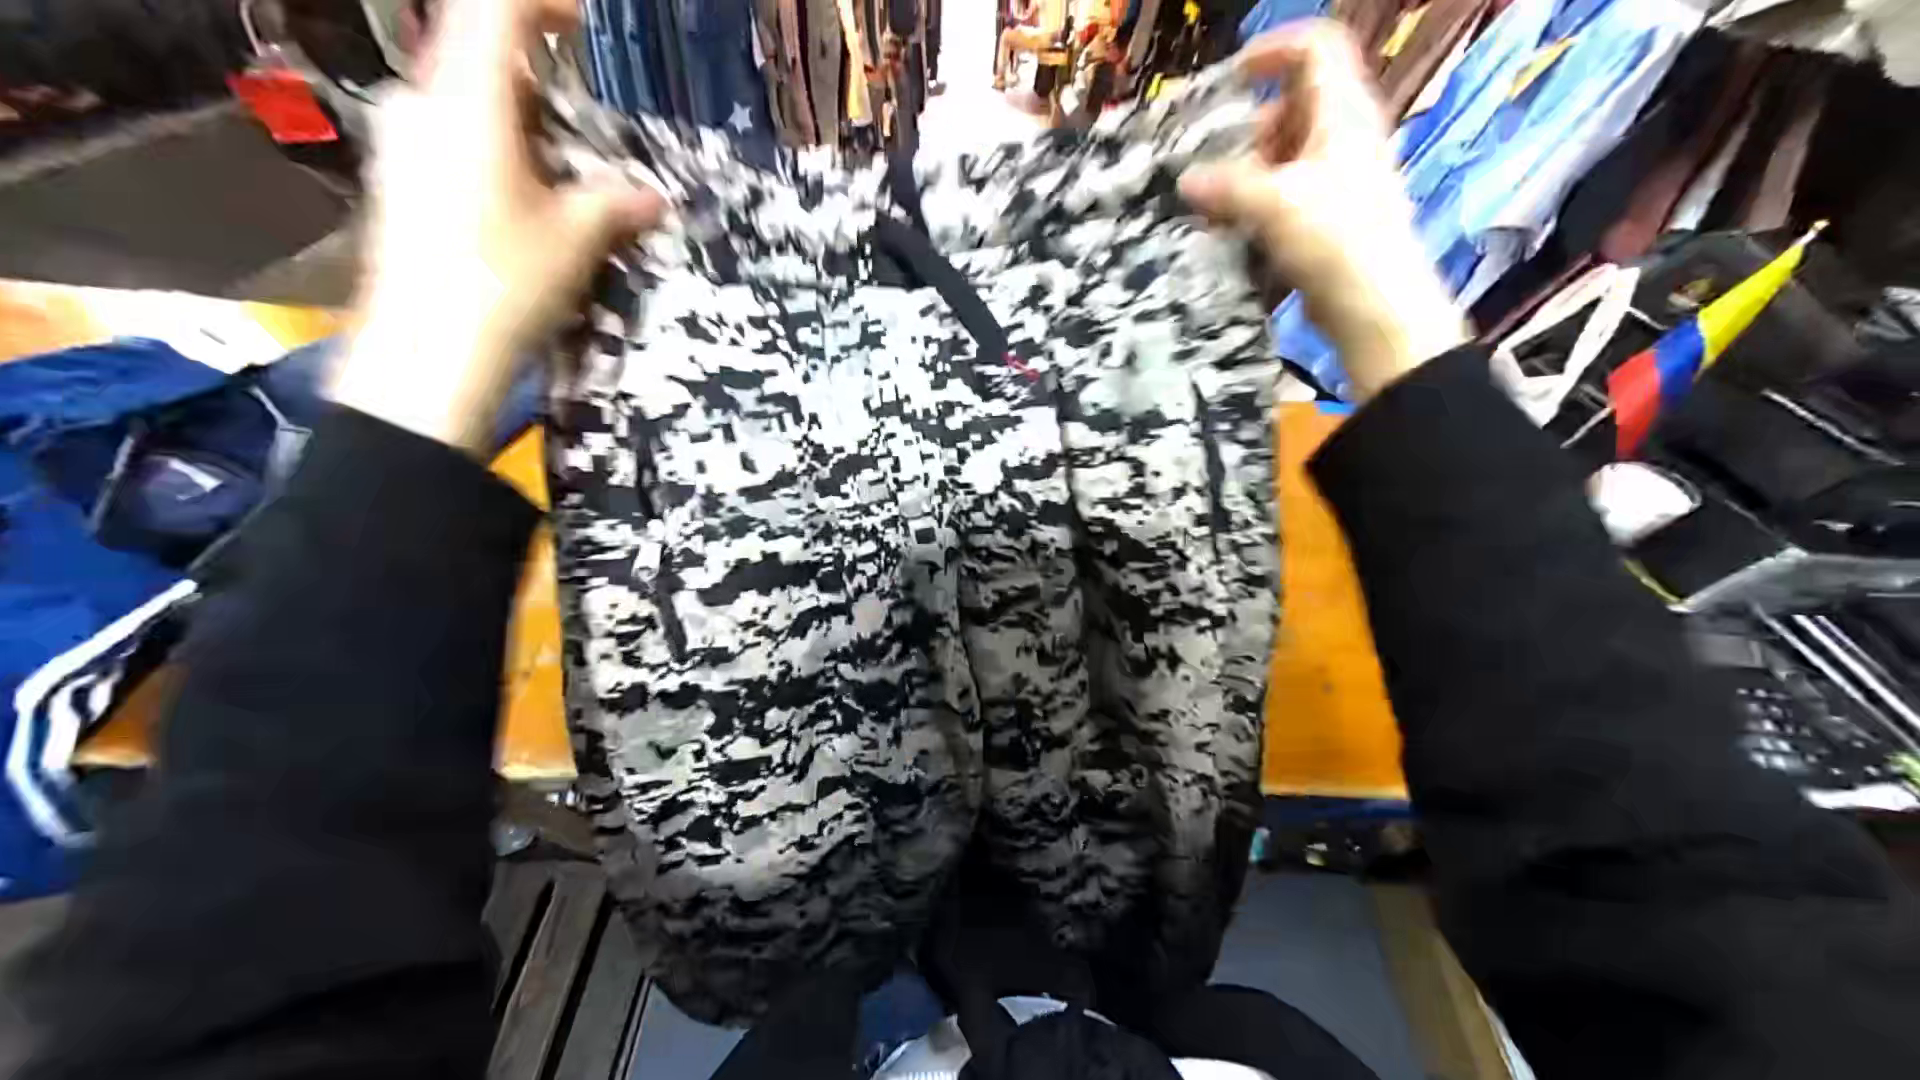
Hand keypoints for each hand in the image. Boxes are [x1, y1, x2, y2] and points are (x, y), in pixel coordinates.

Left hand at [330, 0, 665, 451]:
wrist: (427, 353)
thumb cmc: (503, 282)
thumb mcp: (576, 240)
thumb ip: (616, 203)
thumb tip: (654, 196)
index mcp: (467, 103)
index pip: (494, 9)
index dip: (543, 3)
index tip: (585, 23)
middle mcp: (423, 105)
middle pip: (475, 51)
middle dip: (537, 70)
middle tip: (589, 112)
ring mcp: (404, 143)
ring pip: (465, 100)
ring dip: (520, 117)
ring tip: (568, 165)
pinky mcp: (402, 182)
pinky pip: (452, 137)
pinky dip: (498, 147)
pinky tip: (529, 197)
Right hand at [1179, 20, 1465, 400]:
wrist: (1374, 303)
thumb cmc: (1335, 238)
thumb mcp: (1274, 203)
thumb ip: (1226, 187)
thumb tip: (1186, 180)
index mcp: (1343, 113)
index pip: (1316, 49)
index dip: (1274, 50)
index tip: (1231, 78)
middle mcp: (1344, 137)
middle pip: (1293, 106)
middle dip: (1248, 127)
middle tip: (1215, 160)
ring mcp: (1337, 178)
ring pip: (1285, 154)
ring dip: (1247, 171)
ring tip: (1215, 202)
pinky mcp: (1327, 217)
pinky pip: (1285, 192)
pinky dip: (1257, 201)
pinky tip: (1232, 228)